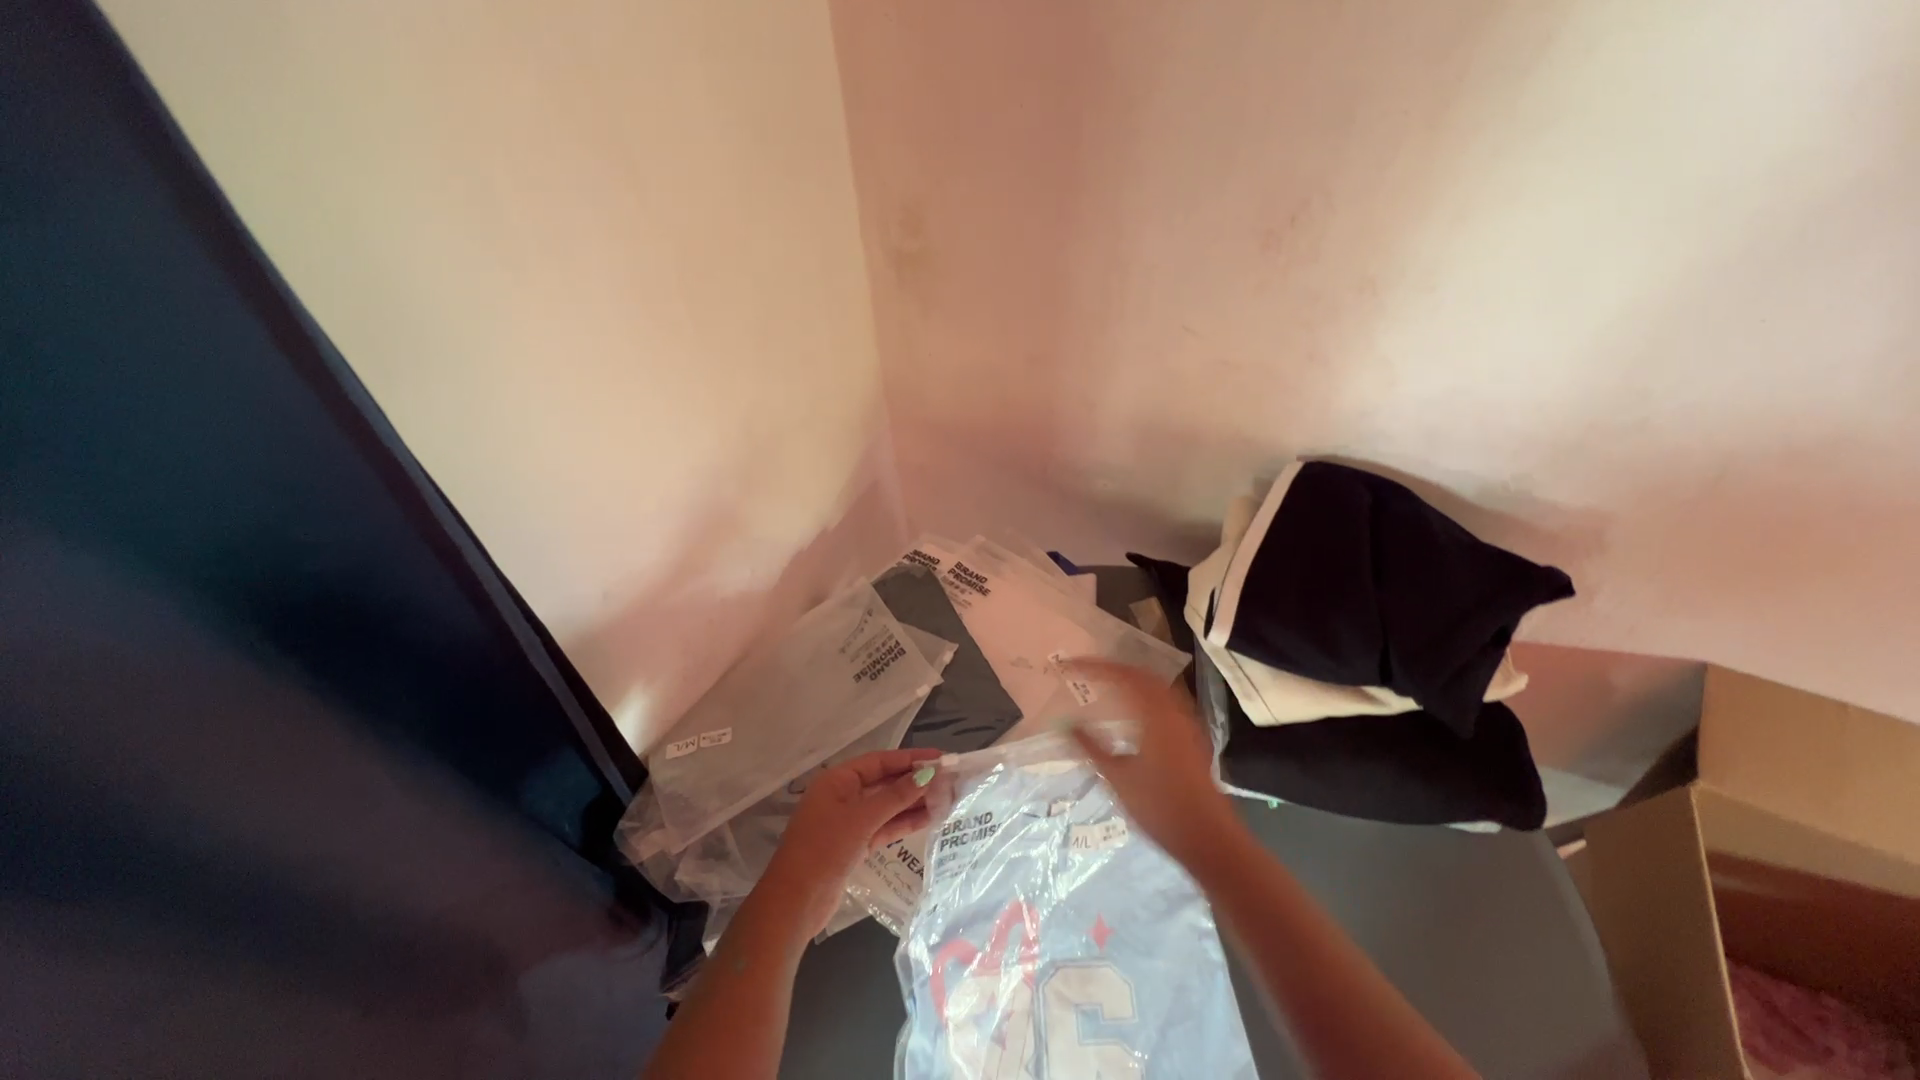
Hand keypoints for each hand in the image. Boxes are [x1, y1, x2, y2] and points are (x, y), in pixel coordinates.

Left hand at [760, 748, 954, 936]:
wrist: (796, 901)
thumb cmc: (824, 849)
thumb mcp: (862, 818)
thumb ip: (896, 796)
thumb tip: (927, 774)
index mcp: (837, 781)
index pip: (880, 761)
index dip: (910, 759)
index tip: (940, 758)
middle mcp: (843, 796)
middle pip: (884, 782)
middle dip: (915, 782)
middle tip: (950, 781)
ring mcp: (848, 822)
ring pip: (887, 806)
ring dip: (914, 803)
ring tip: (946, 799)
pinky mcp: (855, 845)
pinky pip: (884, 827)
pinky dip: (905, 823)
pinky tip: (929, 819)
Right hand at [1065, 659, 1246, 868]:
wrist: (1208, 838)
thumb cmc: (1159, 809)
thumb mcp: (1117, 778)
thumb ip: (1091, 746)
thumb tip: (1066, 724)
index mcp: (1154, 715)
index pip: (1121, 677)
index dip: (1093, 667)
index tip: (1068, 666)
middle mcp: (1175, 712)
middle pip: (1143, 675)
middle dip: (1113, 668)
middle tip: (1087, 669)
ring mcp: (1188, 725)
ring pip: (1158, 688)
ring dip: (1132, 680)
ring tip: (1107, 684)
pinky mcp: (1193, 739)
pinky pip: (1167, 702)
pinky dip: (1146, 696)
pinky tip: (1134, 713)